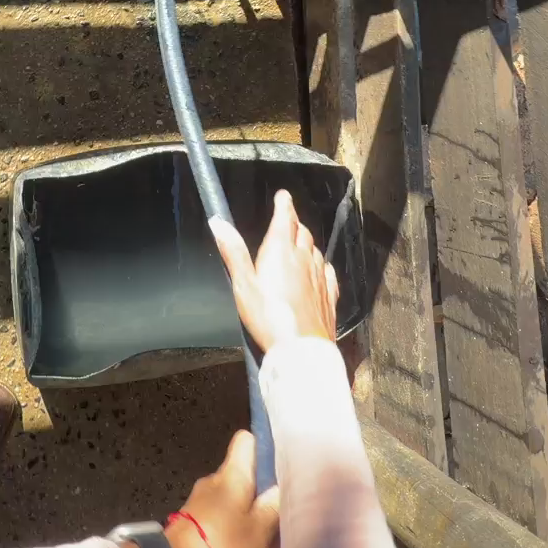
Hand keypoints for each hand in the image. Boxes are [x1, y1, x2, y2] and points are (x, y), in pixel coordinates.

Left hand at [167, 431, 279, 547]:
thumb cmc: (222, 544)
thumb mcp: (257, 531)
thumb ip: (271, 508)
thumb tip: (279, 488)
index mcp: (231, 474)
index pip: (246, 441)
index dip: (263, 448)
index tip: (278, 467)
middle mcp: (214, 479)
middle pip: (242, 473)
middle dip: (260, 491)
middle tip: (277, 513)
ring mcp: (201, 497)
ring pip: (231, 495)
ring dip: (247, 509)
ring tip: (262, 533)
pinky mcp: (192, 517)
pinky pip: (218, 510)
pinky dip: (232, 521)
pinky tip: (241, 540)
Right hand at [210, 190, 339, 352]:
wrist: (302, 351)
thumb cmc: (268, 318)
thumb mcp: (243, 285)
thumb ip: (233, 252)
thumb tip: (219, 223)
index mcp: (280, 251)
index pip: (285, 218)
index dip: (284, 204)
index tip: (283, 196)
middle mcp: (303, 258)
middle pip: (301, 231)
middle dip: (293, 222)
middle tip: (286, 218)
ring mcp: (319, 277)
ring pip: (315, 249)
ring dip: (306, 241)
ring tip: (298, 241)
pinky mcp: (329, 295)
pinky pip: (328, 271)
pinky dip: (321, 264)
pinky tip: (320, 269)